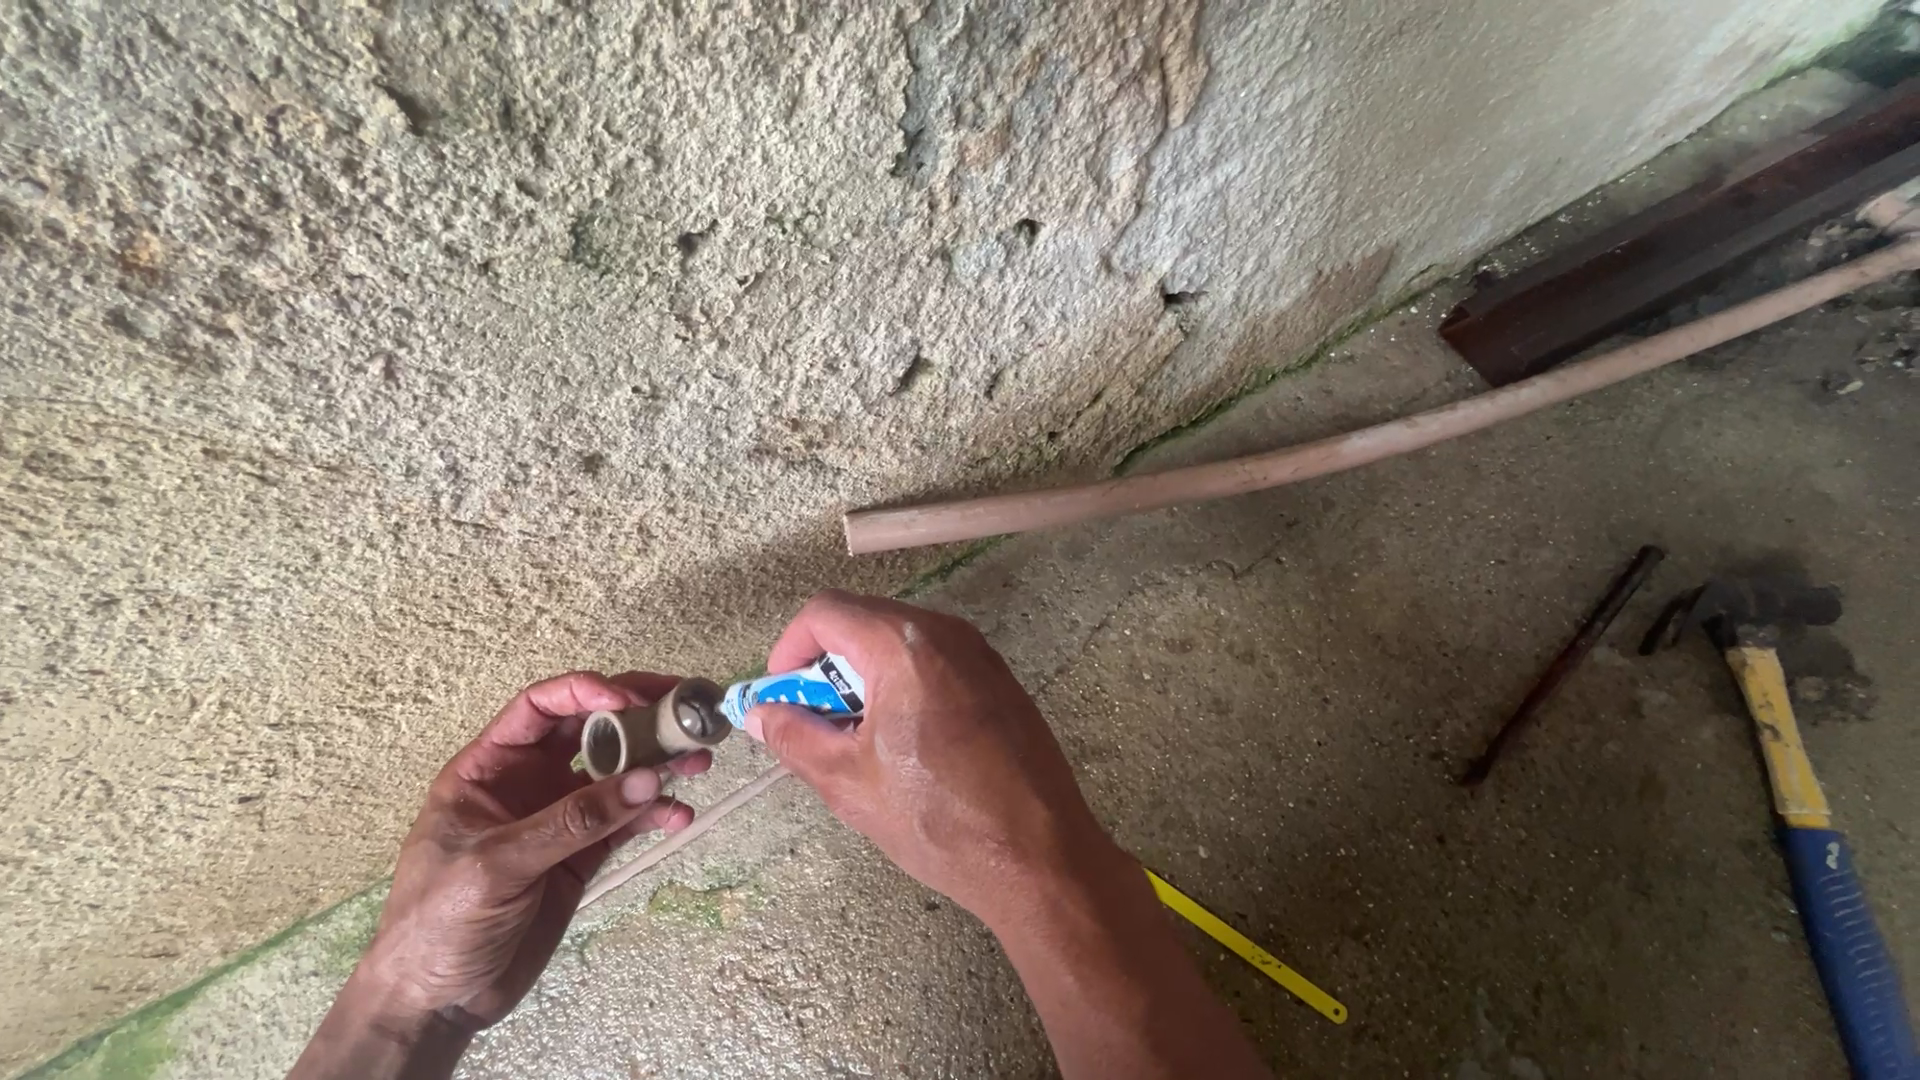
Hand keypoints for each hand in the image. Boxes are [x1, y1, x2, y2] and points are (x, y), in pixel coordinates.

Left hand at [299, 671, 710, 1070]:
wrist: (438, 1002)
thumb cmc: (439, 922)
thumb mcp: (497, 865)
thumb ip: (573, 821)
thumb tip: (648, 780)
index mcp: (491, 768)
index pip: (540, 708)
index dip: (586, 692)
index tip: (632, 700)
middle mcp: (531, 780)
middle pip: (592, 728)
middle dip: (641, 715)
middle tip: (686, 709)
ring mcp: (563, 814)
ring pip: (620, 770)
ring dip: (661, 762)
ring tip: (700, 761)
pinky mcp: (587, 850)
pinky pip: (630, 818)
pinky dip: (658, 813)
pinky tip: (679, 817)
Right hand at [744, 591, 1117, 924]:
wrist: (1039, 854)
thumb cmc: (938, 819)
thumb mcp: (849, 782)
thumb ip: (795, 737)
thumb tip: (763, 712)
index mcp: (903, 646)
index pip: (826, 611)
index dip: (790, 647)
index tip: (781, 695)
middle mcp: (945, 632)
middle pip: (863, 619)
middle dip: (826, 663)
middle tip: (816, 720)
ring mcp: (980, 652)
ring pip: (900, 639)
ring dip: (865, 673)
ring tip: (859, 735)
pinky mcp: (1000, 677)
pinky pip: (936, 658)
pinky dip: (904, 680)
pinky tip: (907, 738)